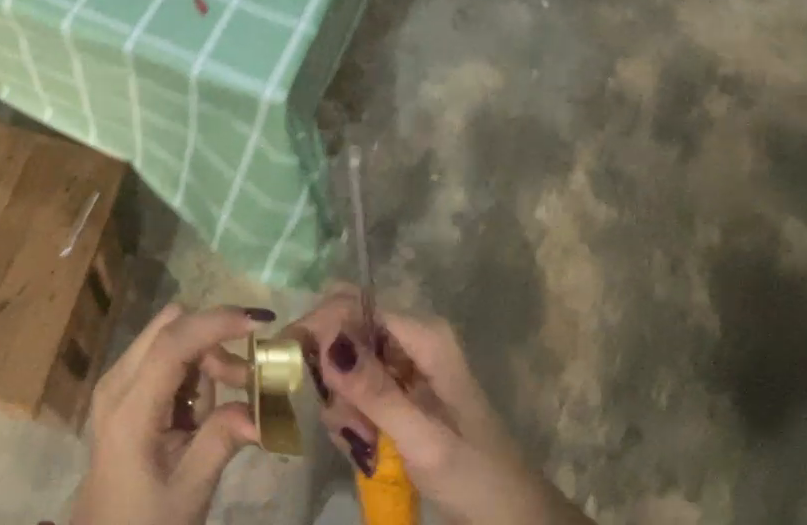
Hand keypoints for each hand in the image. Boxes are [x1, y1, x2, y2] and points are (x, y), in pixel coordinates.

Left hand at [71, 303, 275, 524]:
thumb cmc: (146, 520)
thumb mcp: (190, 489)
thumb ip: (222, 441)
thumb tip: (260, 412)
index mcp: (129, 408)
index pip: (172, 343)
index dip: (214, 324)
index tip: (257, 323)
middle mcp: (116, 382)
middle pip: (169, 327)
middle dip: (212, 341)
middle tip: (243, 382)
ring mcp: (115, 382)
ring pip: (167, 338)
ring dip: (202, 359)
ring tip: (215, 414)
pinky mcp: (121, 389)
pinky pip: (161, 357)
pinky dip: (188, 371)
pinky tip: (196, 414)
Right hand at [288, 286, 593, 524]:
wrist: (515, 521)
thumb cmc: (478, 480)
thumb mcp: (426, 442)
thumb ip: (377, 394)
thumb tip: (328, 344)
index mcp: (424, 336)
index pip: (353, 304)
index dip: (319, 327)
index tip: (291, 363)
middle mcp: (410, 340)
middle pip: (342, 331)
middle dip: (331, 377)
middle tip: (347, 424)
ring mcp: (403, 366)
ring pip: (342, 365)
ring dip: (342, 406)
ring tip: (365, 444)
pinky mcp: (397, 391)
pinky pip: (353, 389)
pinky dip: (350, 418)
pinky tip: (367, 446)